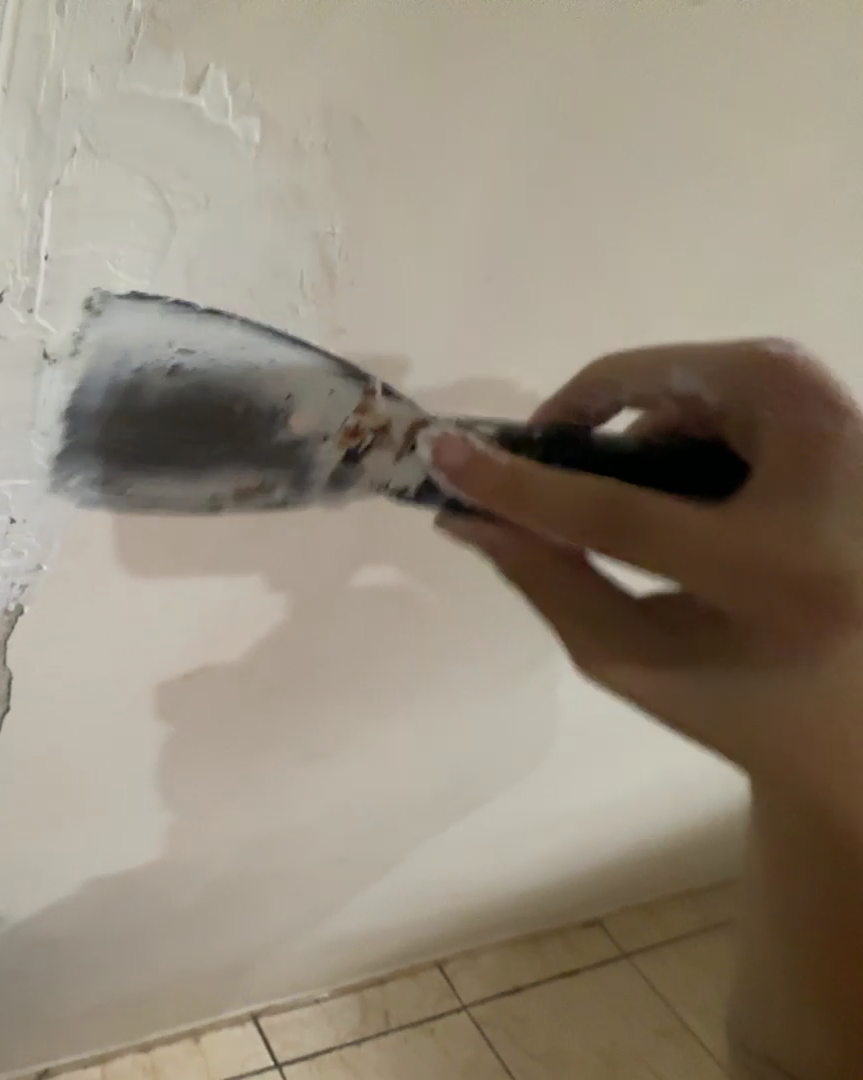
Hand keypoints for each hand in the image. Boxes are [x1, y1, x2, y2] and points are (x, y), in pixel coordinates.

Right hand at [428, 339, 862, 827]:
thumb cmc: (738, 705)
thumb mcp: (622, 655)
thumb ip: (541, 577)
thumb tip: (463, 515)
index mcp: (777, 584)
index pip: (618, 513)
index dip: (517, 480)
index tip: (440, 451)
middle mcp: (855, 511)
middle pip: (751, 379)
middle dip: (631, 379)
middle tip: (559, 425)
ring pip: (769, 378)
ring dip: (667, 401)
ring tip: (618, 464)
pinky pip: (786, 404)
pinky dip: (709, 417)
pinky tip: (679, 476)